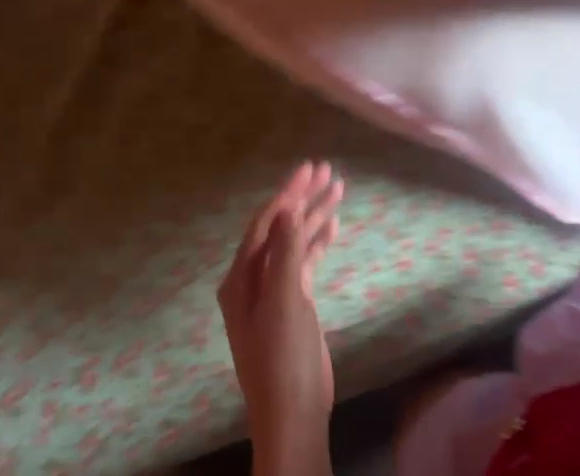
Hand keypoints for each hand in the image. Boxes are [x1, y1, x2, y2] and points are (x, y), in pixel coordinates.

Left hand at [219, 162, 344, 473]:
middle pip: (279, 228)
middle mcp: (253, 280)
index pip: (265, 224)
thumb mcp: (283, 302)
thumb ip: (285, 254)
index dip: (287, 194)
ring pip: (295, 242)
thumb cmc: (282, 357)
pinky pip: (305, 262)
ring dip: (314, 216)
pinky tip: (334, 225)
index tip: (310, 168)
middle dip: (302, 198)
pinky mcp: (294, 304)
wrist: (293, 410)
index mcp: (241, 279)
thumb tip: (287, 209)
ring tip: (339, 188)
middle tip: (327, 170)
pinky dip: (318, 242)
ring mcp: (274, 292)